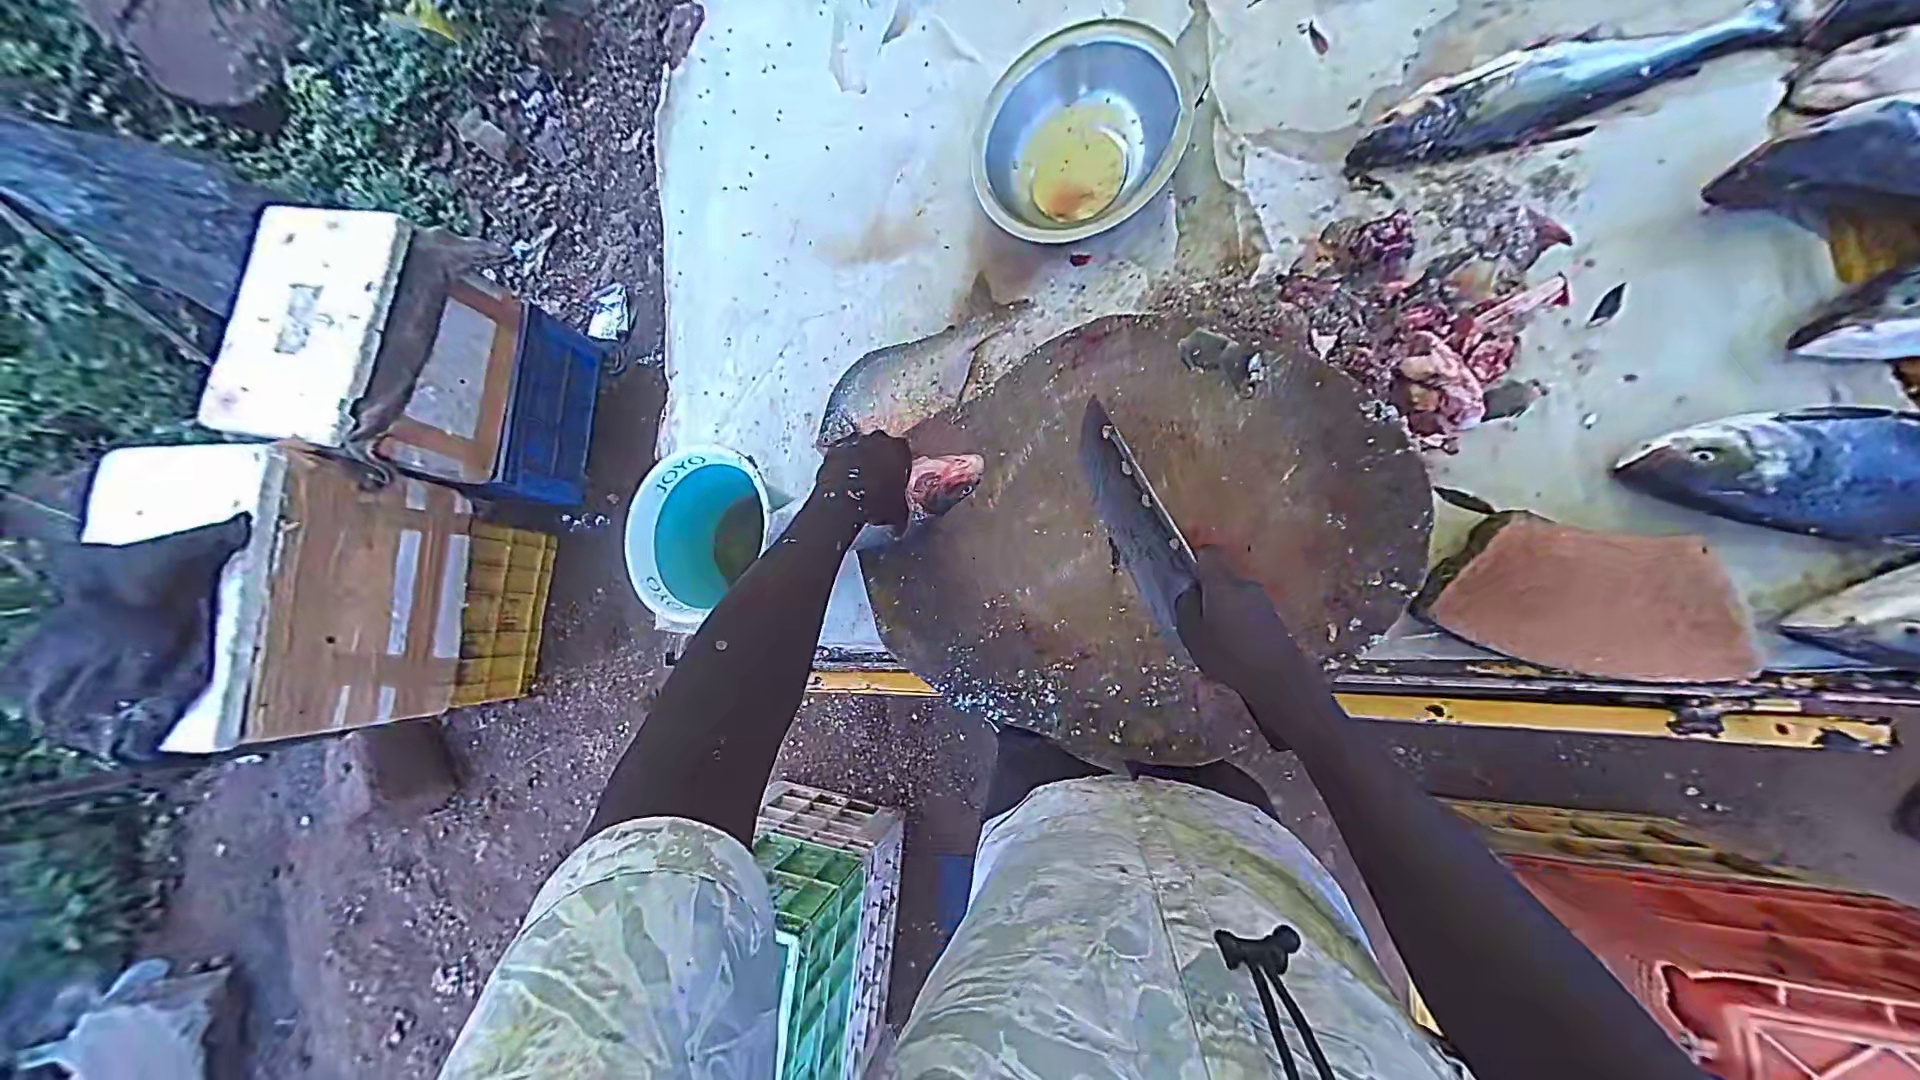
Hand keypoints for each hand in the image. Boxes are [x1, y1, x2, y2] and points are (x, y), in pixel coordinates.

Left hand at [816, 431, 911, 530]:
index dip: (899, 466)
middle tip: (877, 478)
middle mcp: (877, 439)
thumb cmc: (875, 504)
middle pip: (880, 445)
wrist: (843, 504)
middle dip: (879, 458)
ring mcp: (854, 441)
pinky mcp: (834, 449)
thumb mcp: (898, 510)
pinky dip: (842, 464)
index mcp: (899, 449)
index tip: (895, 477)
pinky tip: (843, 480)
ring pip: (860, 448)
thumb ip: (902, 507)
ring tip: (858, 481)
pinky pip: (842, 454)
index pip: (903, 452)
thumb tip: (901, 520)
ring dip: (860, 460)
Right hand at [1175, 548, 1320, 697]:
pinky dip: (1238, 622)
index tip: (1186, 579)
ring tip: (1215, 637)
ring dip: (1224, 609)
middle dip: (1208, 592)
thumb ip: (1186, 605)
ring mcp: (1262, 601)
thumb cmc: (1227, 653)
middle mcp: (1244, 584)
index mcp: (1222, 583)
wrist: (1277, 678)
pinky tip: (1233, 647)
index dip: (1196, 561)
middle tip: (1196, 616)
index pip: (1209, 553)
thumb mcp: (1191, 631)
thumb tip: (1189, 590)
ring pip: (1235, 595)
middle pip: (1222, 577)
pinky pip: (1248, 611)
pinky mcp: (1273, 619)